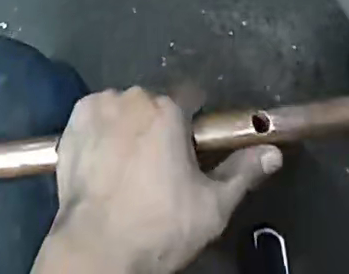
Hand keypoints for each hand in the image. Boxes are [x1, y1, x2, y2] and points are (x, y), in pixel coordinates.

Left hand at [32, 88, 282, 273]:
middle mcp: (135, 96)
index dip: (195, 118)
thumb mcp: (211, 207)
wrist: (96, 252)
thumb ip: (243, 173)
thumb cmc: (159, 227)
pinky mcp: (75, 119)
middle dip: (160, 124)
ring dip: (130, 125)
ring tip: (128, 166)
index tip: (192, 143)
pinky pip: (96, 114)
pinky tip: (103, 158)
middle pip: (156, 102)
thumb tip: (273, 153)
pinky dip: (101, 129)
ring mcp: (102, 105)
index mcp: (169, 108)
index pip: (192, 95)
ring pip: (125, 107)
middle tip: (160, 164)